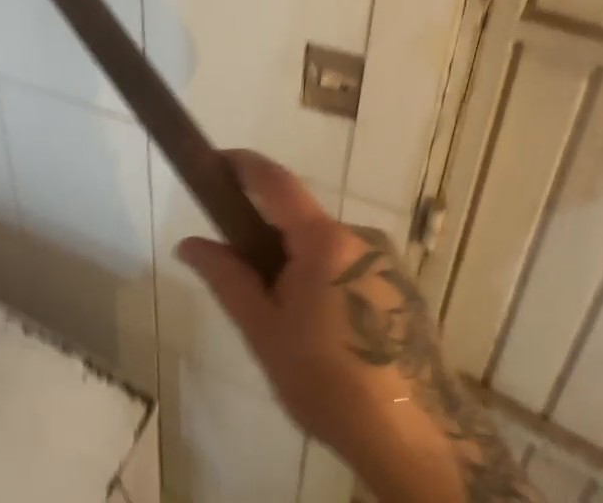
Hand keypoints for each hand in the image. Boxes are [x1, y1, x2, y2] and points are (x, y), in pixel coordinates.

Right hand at [177, 151, 533, 502]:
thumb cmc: (326, 381)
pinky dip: (331, 287)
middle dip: (270, 243)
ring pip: (327, 251)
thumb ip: (226, 278)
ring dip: (303, 271)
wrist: (413, 440)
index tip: (217, 162)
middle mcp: (361, 239)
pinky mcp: (406, 292)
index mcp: (324, 241)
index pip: (276, 182)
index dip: (244, 165)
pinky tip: (329, 339)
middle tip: (251, 291)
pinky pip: (353, 272)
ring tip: (292, 328)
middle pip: (301, 224)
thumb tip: (189, 244)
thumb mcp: (263, 331)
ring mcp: (390, 265)